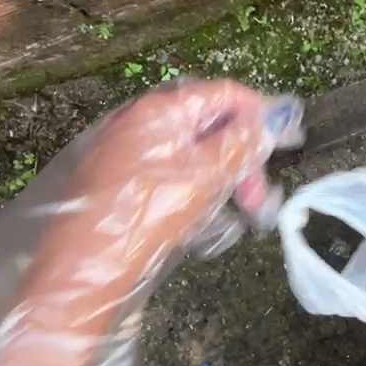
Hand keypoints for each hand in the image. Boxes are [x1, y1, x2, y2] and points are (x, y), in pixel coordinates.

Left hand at [25, 79, 276, 326]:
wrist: (77, 272)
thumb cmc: (144, 217)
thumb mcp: (205, 177)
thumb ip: (243, 142)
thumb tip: (278, 114)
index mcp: (161, 110)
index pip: (226, 94)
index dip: (262, 115)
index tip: (287, 146)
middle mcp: (139, 120)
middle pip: (209, 123)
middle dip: (241, 157)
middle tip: (257, 199)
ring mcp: (123, 150)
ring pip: (190, 152)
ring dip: (220, 177)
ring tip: (231, 214)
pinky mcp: (114, 180)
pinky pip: (167, 172)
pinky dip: (192, 188)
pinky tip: (197, 221)